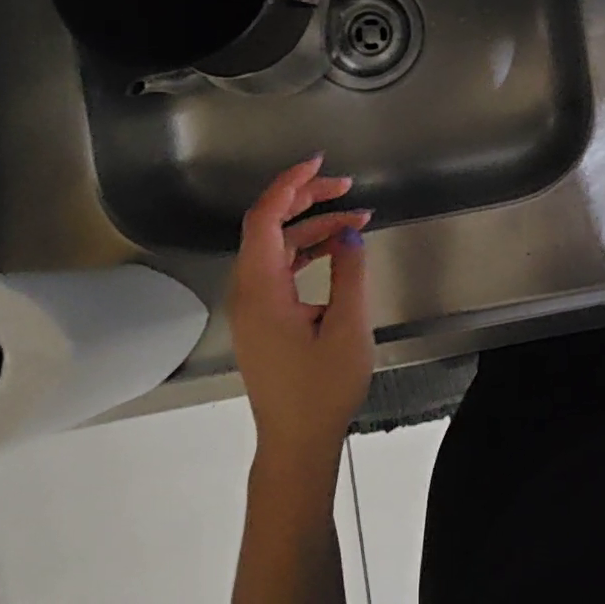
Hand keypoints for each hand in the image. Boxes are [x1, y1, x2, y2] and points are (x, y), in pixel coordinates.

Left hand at [227, 155, 374, 466]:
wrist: (297, 441)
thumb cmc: (322, 389)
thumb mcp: (347, 327)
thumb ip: (349, 272)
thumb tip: (348, 232)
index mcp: (260, 289)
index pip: (264, 219)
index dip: (289, 185)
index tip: (319, 163)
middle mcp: (248, 291)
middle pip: (268, 226)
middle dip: (305, 199)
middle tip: (345, 185)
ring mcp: (254, 305)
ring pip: (277, 246)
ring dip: (313, 225)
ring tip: (356, 215)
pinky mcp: (265, 317)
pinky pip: (282, 267)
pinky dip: (309, 250)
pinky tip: (339, 247)